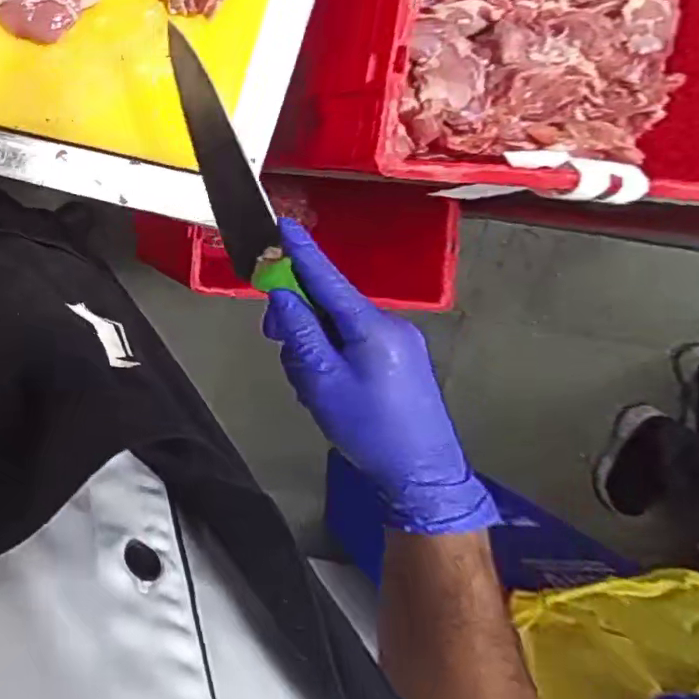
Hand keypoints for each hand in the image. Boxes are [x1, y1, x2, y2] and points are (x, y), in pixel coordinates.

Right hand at [262, 220, 499, 534]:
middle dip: (296, 315)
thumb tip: (281, 294)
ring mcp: (395, 342)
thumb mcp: (321, 379)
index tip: (283, 224)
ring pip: (333, 324)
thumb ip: (299, 332)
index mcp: (372, 327)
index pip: (328, 279)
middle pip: (327, 302)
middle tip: (277, 342)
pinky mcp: (395, 358)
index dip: (302, 252)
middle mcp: (388, 325)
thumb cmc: (368, 426)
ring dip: (309, 343)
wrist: (422, 473)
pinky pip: (347, 340)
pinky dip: (325, 353)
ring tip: (308, 380)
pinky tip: (323, 383)